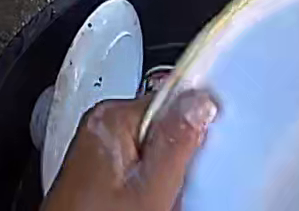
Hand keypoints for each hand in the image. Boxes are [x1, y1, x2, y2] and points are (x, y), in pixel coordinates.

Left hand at [41, 89, 218, 210]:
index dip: (191, 127)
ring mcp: (98, 164)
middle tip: (174, 192)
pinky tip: (149, 208)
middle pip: (160, 132)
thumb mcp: (148, 191)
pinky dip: (149, 196)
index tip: (201, 152)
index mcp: (109, 119)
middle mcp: (100, 134)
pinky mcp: (98, 189)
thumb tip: (199, 100)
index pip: (168, 102)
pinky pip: (137, 180)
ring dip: (164, 182)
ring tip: (160, 204)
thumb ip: (176, 140)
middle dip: (176, 161)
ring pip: (151, 161)